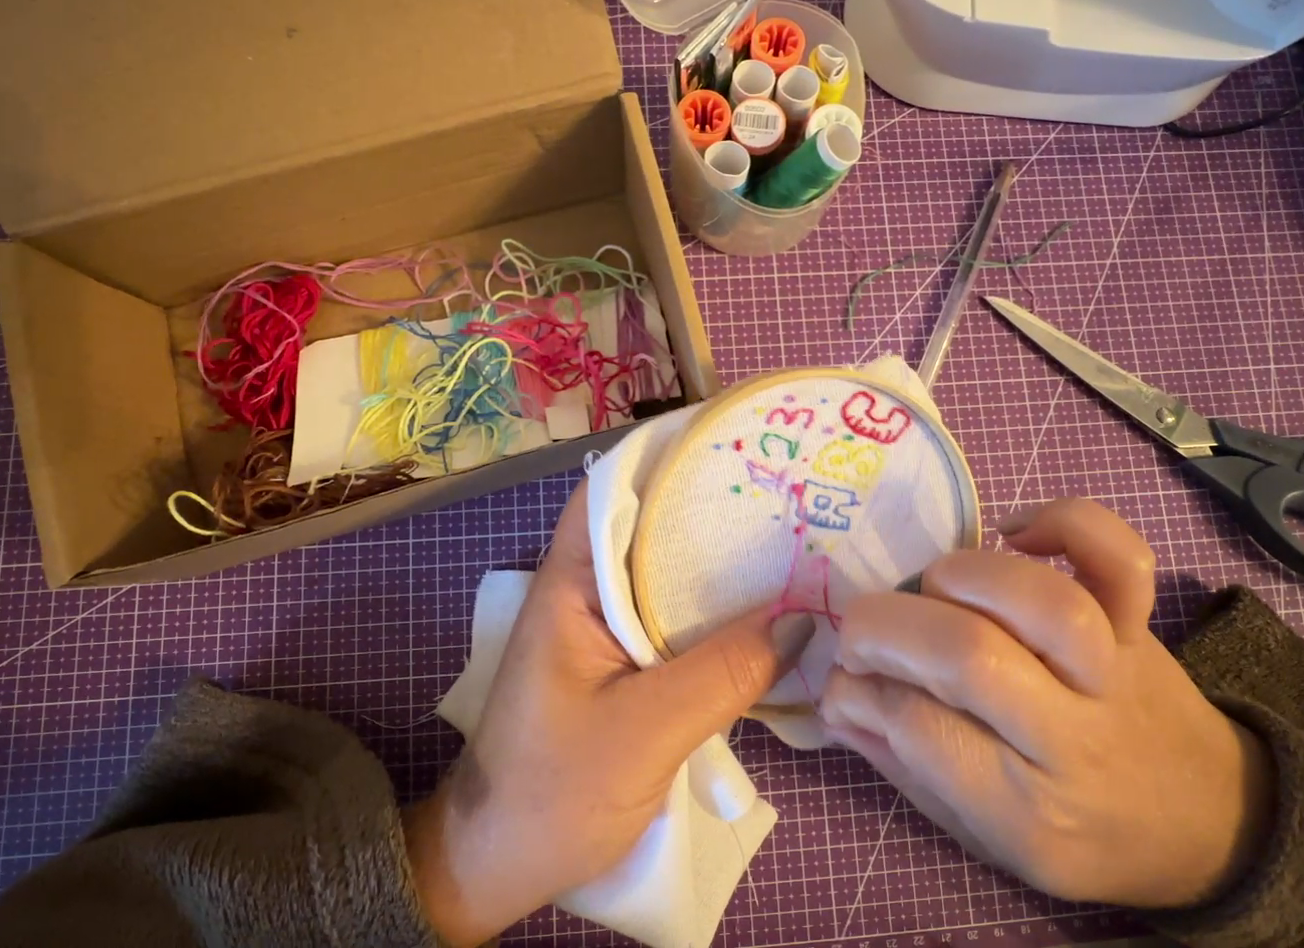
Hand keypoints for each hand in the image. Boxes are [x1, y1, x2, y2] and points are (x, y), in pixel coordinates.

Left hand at [402, 480, 814, 944]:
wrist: (498, 865)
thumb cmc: (554, 790)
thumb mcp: (646, 731)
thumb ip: (724, 672)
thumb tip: (805, 618)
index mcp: (571, 583)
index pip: (613, 488)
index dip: (667, 454)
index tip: (734, 439)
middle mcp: (586, 592)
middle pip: (649, 526)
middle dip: (712, 504)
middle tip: (787, 488)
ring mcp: (603, 630)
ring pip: (667, 575)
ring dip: (720, 560)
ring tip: (792, 536)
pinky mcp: (622, 666)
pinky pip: (675, 621)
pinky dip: (716, 611)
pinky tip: (766, 612)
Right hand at [818, 498, 1274, 909]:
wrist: (1204, 820)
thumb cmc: (1077, 831)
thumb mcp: (984, 835)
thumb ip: (904, 765)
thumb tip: (836, 699)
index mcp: (1027, 810)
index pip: (920, 728)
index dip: (860, 692)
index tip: (844, 683)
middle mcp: (1074, 738)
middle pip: (970, 656)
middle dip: (885, 630)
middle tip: (862, 635)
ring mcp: (1113, 672)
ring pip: (1041, 601)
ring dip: (961, 577)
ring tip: (932, 588)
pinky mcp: (1140, 624)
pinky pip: (1118, 556)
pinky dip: (1063, 522)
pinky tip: (1014, 531)